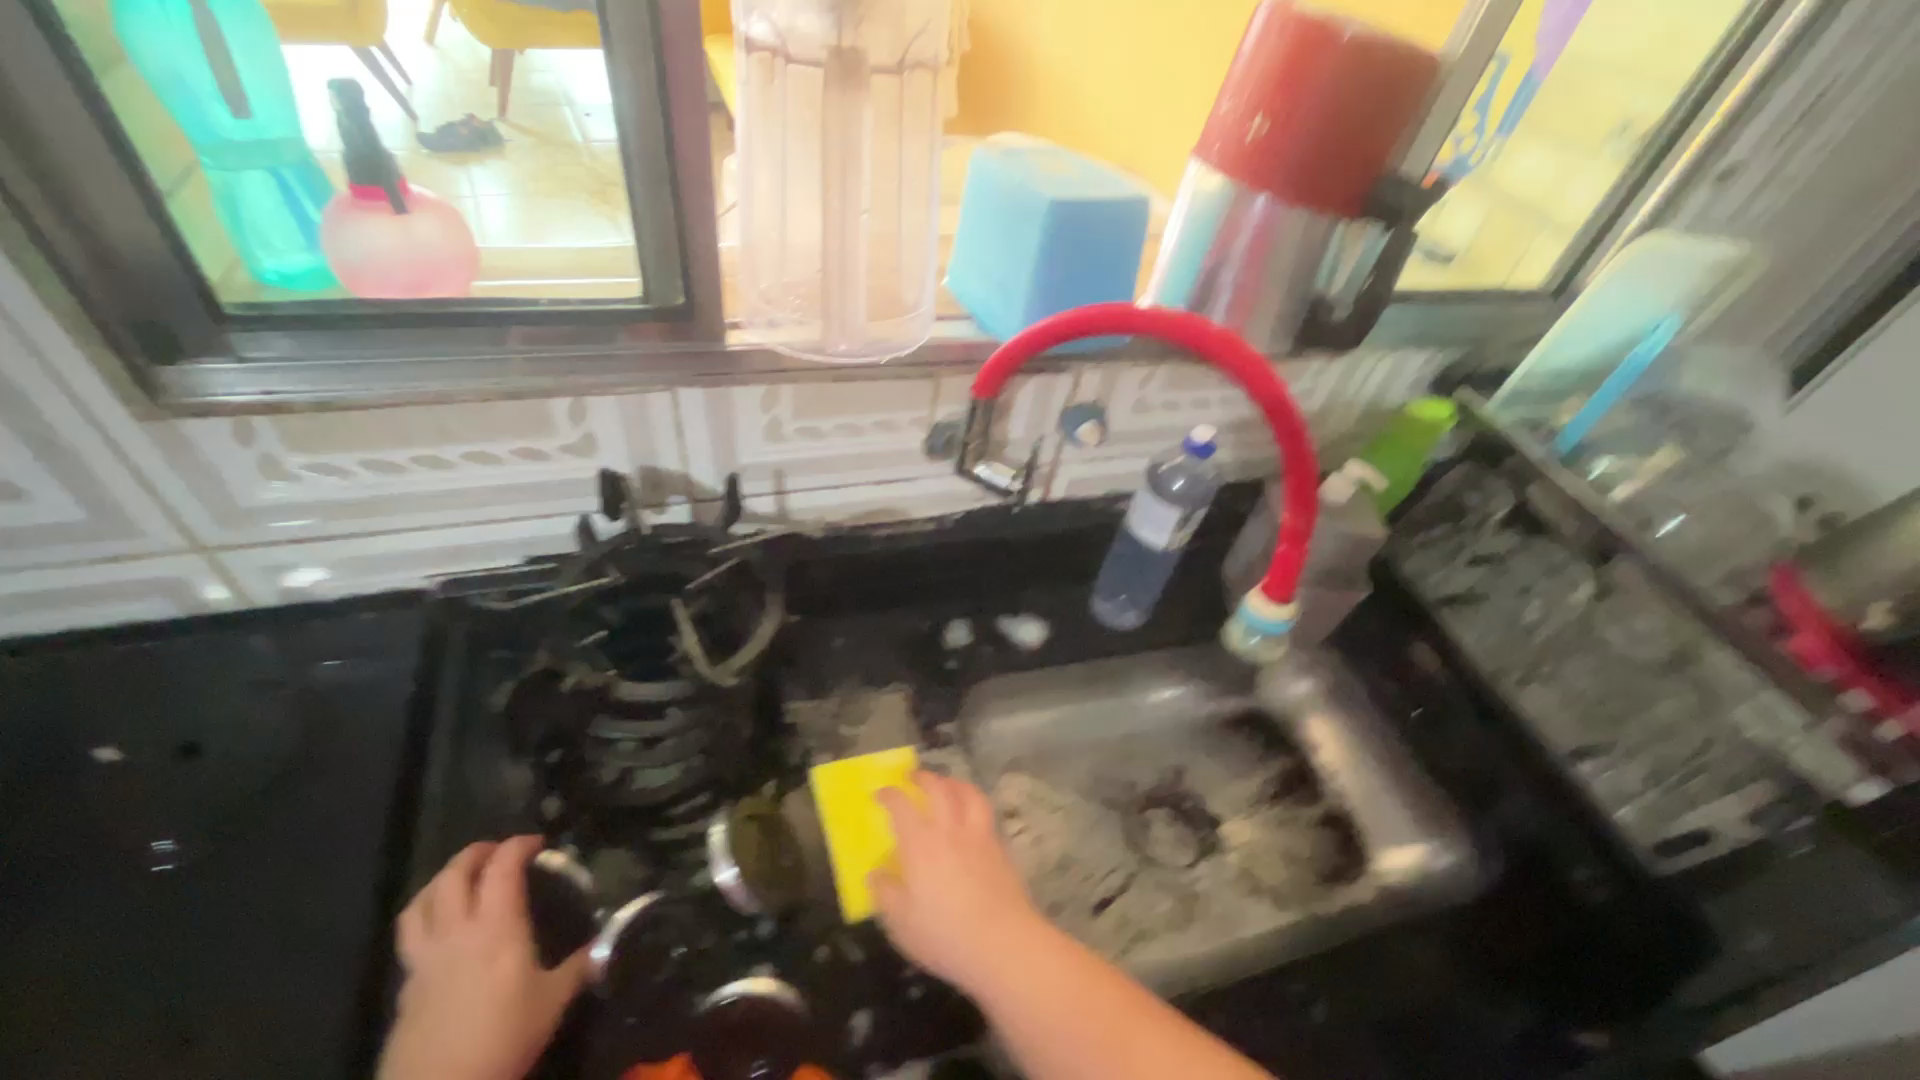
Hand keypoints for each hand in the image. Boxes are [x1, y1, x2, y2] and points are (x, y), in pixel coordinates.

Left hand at [377, 836, 589, 1079]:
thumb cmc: (504, 1037)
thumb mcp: (554, 1001)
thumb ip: (580, 966)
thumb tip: (607, 945)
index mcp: (497, 927)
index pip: (502, 867)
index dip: (519, 845)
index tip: (537, 842)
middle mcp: (456, 931)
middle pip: (454, 875)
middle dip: (476, 853)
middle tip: (496, 851)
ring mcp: (424, 957)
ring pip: (420, 901)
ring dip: (441, 880)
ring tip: (458, 880)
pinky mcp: (405, 984)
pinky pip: (409, 936)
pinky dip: (423, 919)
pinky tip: (438, 932)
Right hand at [868, 771, 1053, 996]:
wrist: (1004, 946)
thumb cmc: (945, 936)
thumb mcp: (900, 923)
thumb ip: (885, 893)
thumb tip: (875, 873)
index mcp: (921, 844)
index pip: (901, 805)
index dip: (889, 794)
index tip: (880, 793)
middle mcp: (951, 831)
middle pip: (939, 788)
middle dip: (924, 777)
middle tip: (913, 777)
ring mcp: (981, 838)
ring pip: (970, 795)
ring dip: (955, 783)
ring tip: (947, 785)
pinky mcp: (1003, 851)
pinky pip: (986, 816)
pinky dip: (974, 807)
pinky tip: (971, 820)